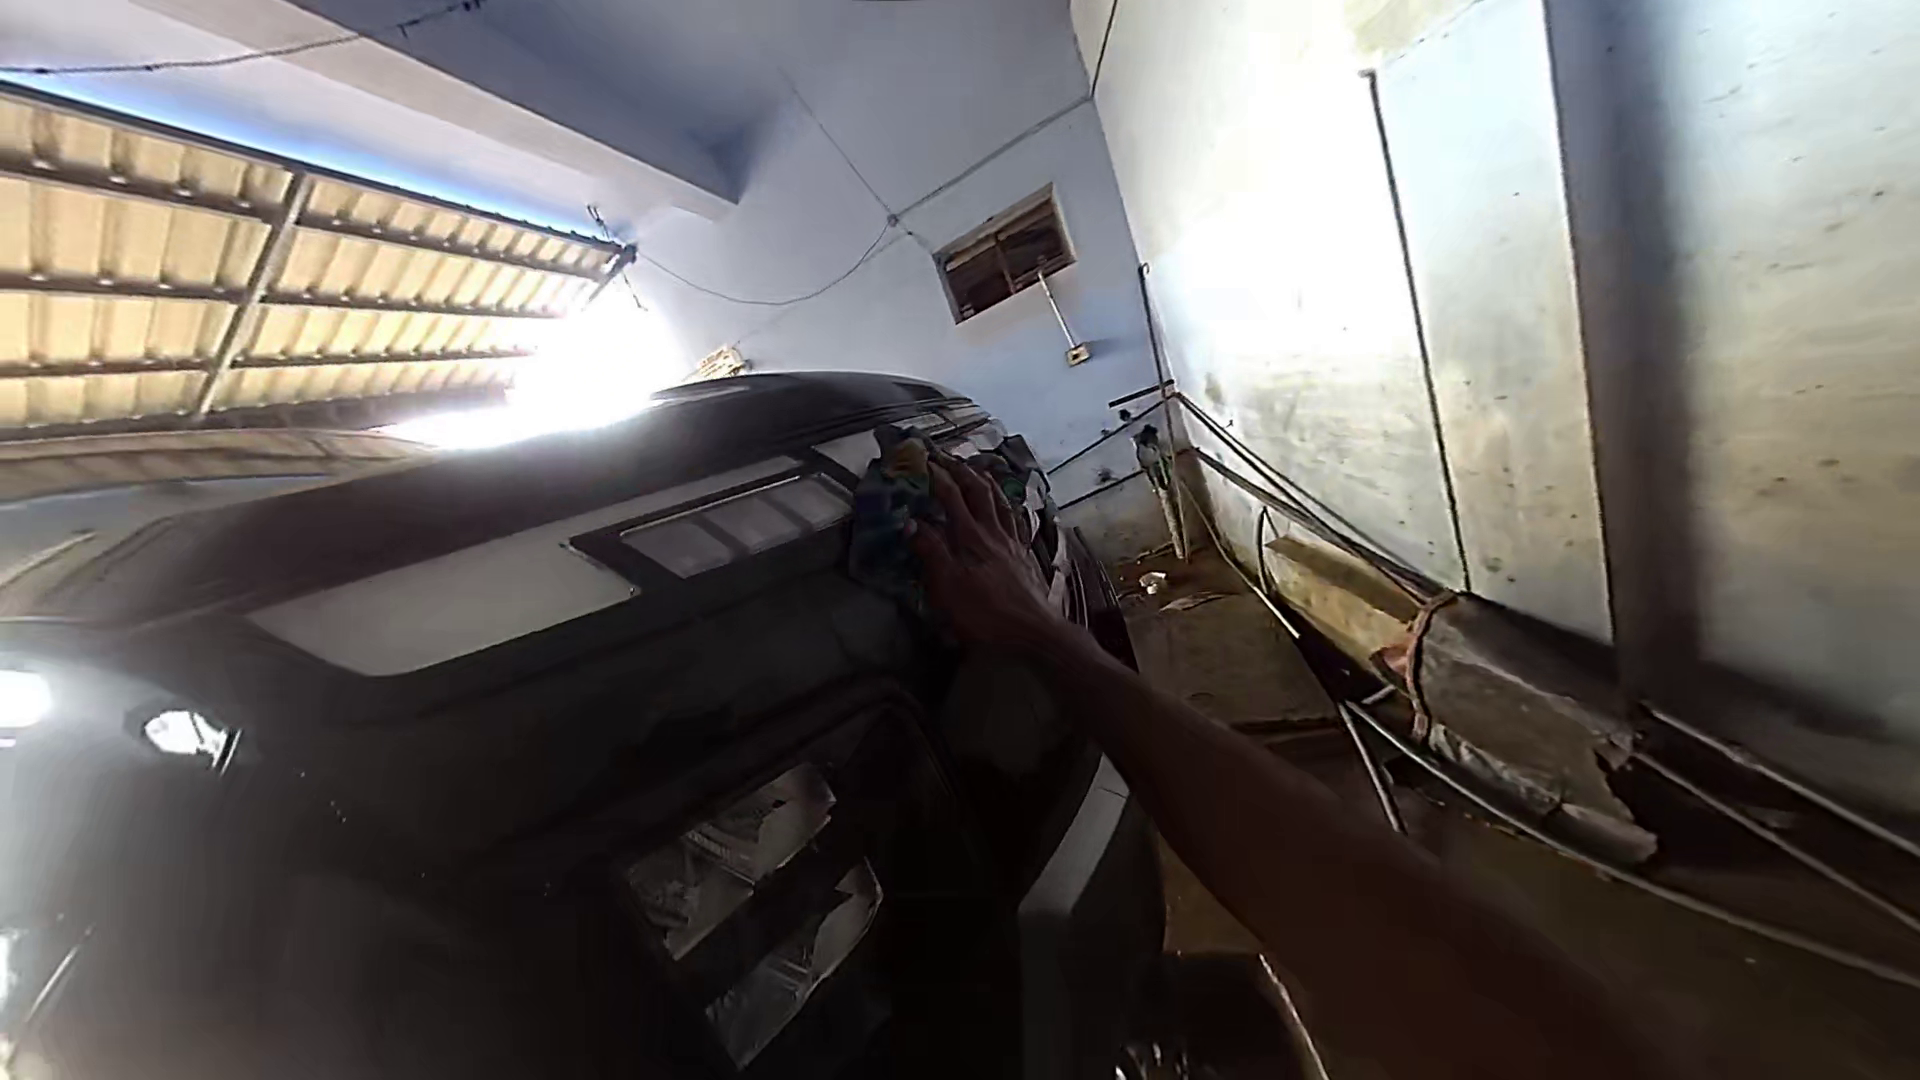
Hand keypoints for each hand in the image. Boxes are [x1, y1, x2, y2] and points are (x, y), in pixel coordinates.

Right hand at [908, 460, 1074, 650]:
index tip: (921, 459)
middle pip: (978, 490)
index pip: (951, 496)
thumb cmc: (986, 614)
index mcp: (971, 537)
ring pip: (1000, 500)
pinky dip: (1008, 505)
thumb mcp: (949, 587)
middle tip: (945, 457)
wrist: (1033, 632)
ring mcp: (1013, 541)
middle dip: (960, 469)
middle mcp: (994, 531)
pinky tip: (1007, 505)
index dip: (936, 475)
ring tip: (977, 469)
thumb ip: (931, 552)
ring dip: (986, 481)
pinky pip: (1016, 519)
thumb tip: (910, 522)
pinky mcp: (1025, 554)